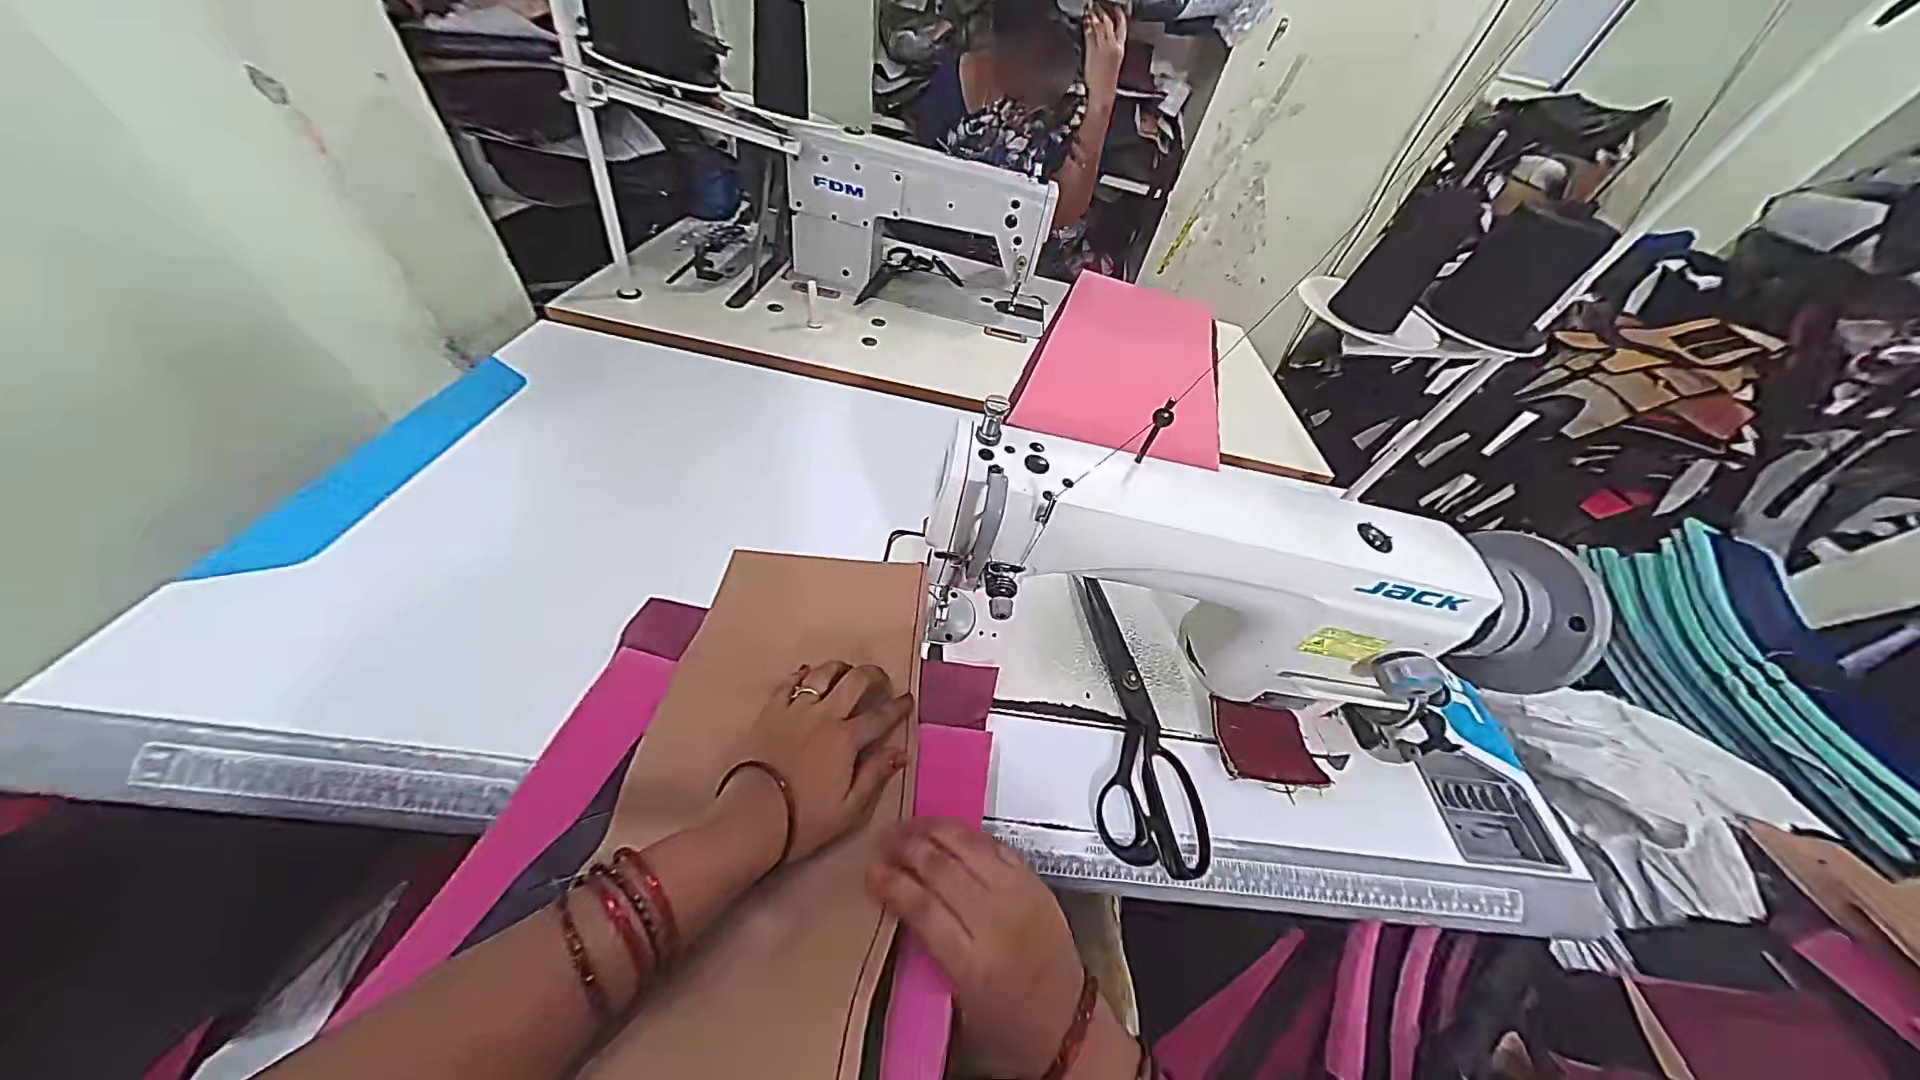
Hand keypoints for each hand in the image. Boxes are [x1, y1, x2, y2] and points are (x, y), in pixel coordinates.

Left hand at [725, 662, 912, 863]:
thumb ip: (876, 775)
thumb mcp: (850, 808)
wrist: (751, 818)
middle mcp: (824, 716)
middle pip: (856, 680)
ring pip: (824, 673)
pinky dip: (803, 674)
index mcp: (847, 739)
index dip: (898, 706)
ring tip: (847, 673)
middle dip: (874, 675)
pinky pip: (789, 682)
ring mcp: (795, 710)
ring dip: (840, 668)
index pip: (881, 715)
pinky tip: (808, 675)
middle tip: (881, 681)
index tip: (907, 700)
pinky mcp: (771, 711)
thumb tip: (900, 752)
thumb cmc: (804, 819)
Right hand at [867, 820, 1085, 1077]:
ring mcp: (1018, 893)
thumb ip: (931, 941)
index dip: (892, 884)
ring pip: (968, 845)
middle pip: (942, 868)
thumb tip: (902, 894)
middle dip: (907, 848)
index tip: (871, 871)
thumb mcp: (958, 992)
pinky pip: (994, 844)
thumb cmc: (1004, 1018)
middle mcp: (996, 919)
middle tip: (884, 840)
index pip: (923, 907)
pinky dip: (966, 833)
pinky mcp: (1033, 879)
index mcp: (973, 961)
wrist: (1067, 1019)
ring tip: (909, 825)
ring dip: (933, 830)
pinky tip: (946, 830)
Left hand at [1083, 4, 1127, 101]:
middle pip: (1109, 22)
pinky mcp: (1093, 52)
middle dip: (1103, 10)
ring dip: (1094, 14)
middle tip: (1097, 4)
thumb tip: (1102, 38)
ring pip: (1099, 26)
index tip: (1115, 8)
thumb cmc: (1106, 84)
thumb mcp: (1112, 63)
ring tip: (1090, 7)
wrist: (1103, 95)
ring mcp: (1102, 48)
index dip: (1119, 14)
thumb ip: (1109, 48)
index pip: (1122, 26)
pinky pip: (1090, 35)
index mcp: (1120, 49)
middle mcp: (1112, 46)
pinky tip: (1086, 20)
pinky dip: (1088, 25)